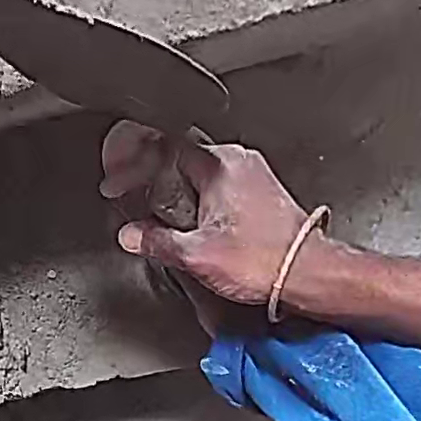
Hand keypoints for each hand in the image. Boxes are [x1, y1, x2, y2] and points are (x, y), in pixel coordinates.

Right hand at [101, 120, 314, 304]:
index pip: (164, 148)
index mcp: (219, 166)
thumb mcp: (196, 254)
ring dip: (173, 186)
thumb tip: (131, 235)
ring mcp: (250, 175)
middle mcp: (237, 162)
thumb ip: (157, 241)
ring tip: (155, 210)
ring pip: (199, 169)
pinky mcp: (258, 193)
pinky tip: (188, 219)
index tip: (116, 184)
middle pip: (181, 155)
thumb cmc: (263, 260)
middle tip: (130, 192)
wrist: (304, 272)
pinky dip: (194, 195)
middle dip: (151, 174)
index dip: (132, 164)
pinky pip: (215, 183)